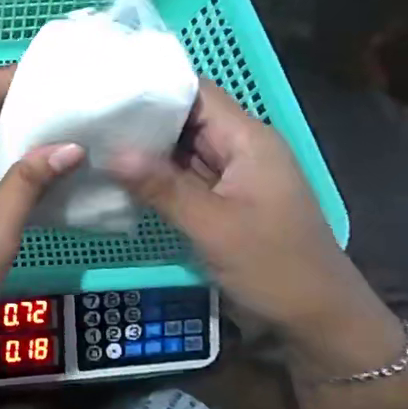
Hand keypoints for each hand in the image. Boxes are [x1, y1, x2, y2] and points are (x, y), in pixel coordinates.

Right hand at [110, 79, 386, 347]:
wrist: (317, 319)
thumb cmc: (273, 266)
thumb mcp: (213, 225)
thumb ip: (163, 187)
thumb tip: (112, 153)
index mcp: (249, 140)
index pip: (197, 94)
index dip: (154, 89)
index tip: (107, 91)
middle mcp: (241, 150)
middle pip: (187, 120)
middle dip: (142, 120)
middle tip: (90, 120)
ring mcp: (233, 178)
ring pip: (184, 151)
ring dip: (147, 151)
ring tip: (95, 144)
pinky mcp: (225, 203)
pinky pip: (186, 180)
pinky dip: (158, 179)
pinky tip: (121, 180)